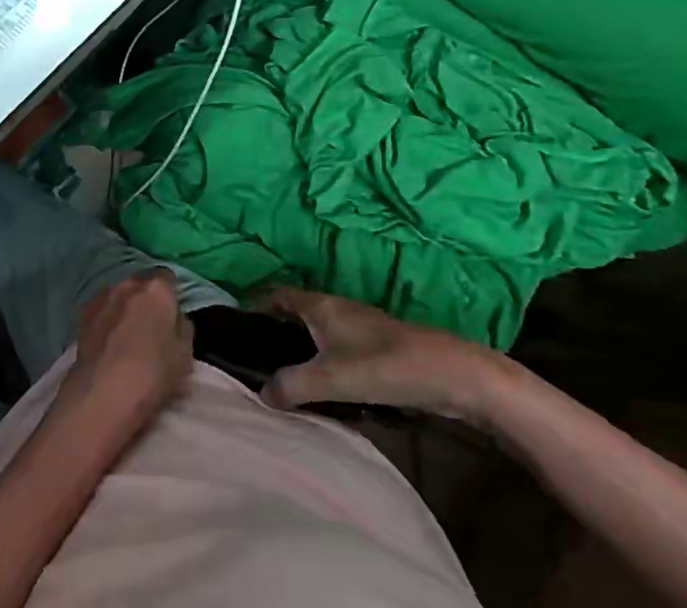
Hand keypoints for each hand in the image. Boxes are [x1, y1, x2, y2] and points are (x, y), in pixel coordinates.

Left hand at [61, 269, 194, 428]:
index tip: (172, 313)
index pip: (168, 278)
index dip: (170, 294)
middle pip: (141, 284)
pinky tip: (108, 339)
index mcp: (157, 291)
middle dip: (146, 297)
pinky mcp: (82, 316)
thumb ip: (182, 327)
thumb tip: (175, 318)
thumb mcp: (185, 355)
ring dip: (124, 307)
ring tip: (126, 333)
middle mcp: (128, 286)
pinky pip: (101, 310)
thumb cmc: (152, 374)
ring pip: (118, 295)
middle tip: (150, 324)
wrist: (101, 393)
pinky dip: (106, 318)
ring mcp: (102, 298)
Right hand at [254, 287, 519, 427]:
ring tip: (280, 380)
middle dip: (273, 333)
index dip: (253, 304)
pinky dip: (322, 364)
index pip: (276, 293)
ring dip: (299, 351)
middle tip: (252, 361)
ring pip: (316, 334)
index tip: (234, 327)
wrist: (452, 374)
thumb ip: (290, 385)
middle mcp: (335, 308)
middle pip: (294, 313)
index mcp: (320, 305)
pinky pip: (335, 350)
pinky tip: (320, 391)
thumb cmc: (385, 366)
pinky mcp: (375, 347)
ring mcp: (357, 326)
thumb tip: (262, 393)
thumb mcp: (331, 378)